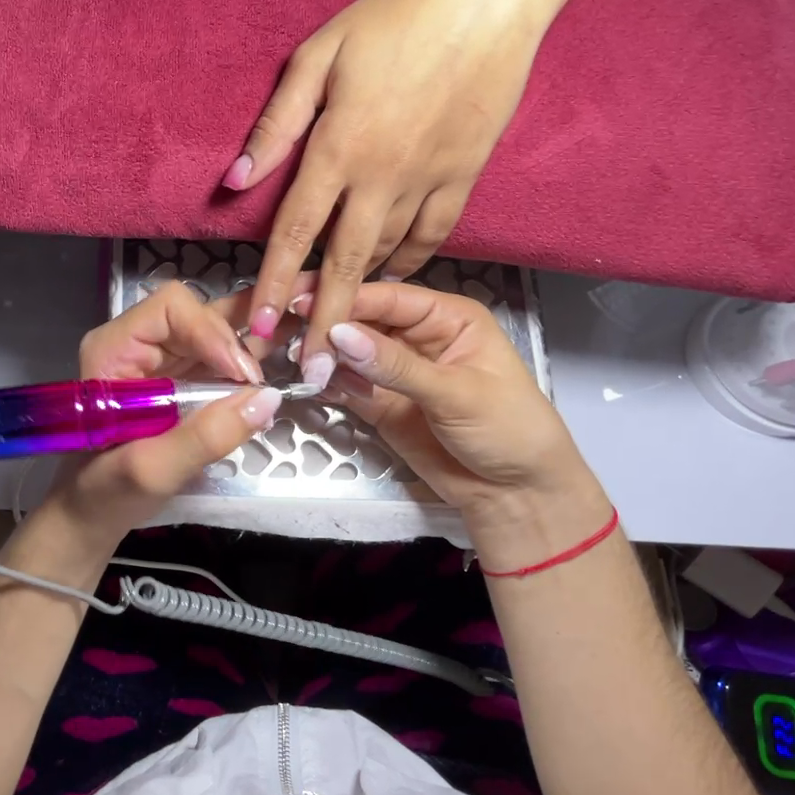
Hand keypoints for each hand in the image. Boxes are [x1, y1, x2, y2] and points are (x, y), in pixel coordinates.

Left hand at [37, 283, 282, 552]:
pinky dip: (244, 359)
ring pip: (211, 329)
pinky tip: (268, 370)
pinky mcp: (179, 375)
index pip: (169, 309)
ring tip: (266, 378)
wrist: (93, 513)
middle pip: (195, 315)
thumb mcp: (153, 471)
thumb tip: (267, 399)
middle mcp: (135, 342)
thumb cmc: (108, 492)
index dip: (209, 331)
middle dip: (231, 344)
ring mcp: (159, 357)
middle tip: (255, 388)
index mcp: (113, 350)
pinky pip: (216, 353)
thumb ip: (206, 436)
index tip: (240, 373)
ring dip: (244, 348)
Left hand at [228, 0, 561, 390]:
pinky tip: (392, 279)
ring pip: (388, 255)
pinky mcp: (467, 174)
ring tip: (342, 336)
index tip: (260, 331)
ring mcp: (429, 179)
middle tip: (307, 370)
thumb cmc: (391, 18)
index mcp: (338, 148)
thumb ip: (275, 127)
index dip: (274, 285)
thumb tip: (235, 181)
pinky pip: (434, 234)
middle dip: (322, 323)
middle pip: (345, 264)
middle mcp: (382, 176)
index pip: (295, 232)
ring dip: (362, 297)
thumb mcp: (317, 58)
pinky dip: (410, 262)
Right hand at [299, 282, 599, 525]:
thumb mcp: (457, 393)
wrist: (516, 496)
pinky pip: (343, 382)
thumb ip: (395, 365)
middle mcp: (415, 334)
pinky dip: (323, 379)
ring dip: (317, 351)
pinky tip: (300, 377)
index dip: (343, 298)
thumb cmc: (509, 431)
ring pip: (346, 350)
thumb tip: (338, 334)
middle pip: (359, 319)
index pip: (385, 298)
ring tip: (281, 351)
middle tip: (278, 323)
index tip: (301, 302)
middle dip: (323, 322)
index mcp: (445, 316)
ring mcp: (392, 368)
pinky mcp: (377, 400)